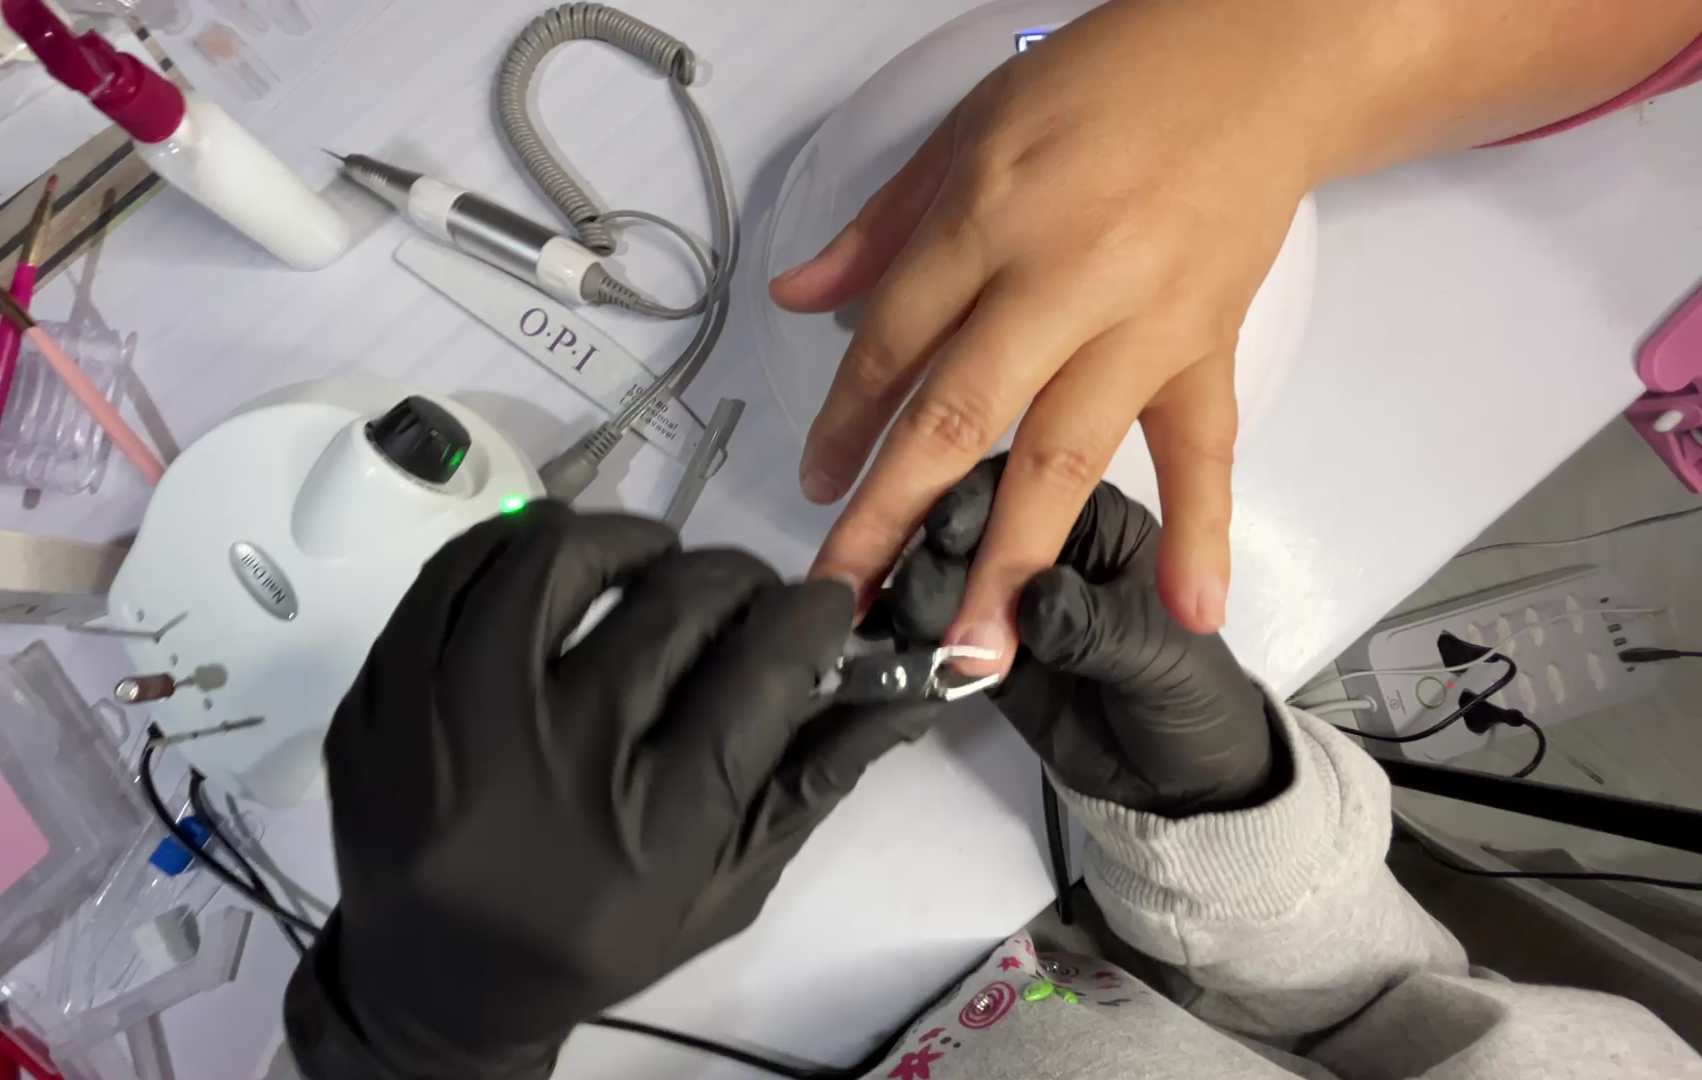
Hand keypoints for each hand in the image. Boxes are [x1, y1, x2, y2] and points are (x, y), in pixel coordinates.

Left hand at [285, 503, 937, 1079]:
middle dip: (735, 577)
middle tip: (744, 588)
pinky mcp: (379, 694)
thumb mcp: (727, 886)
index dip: (809, 619)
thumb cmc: (599, 939)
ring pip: (551, 564)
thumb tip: (905, 688)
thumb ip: (815, 778)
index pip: (757, 677)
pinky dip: (522, 541)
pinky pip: (454, 571)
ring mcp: (444, 724)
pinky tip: (558, 558)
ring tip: (654, 555)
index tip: (824, 603)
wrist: (433, 986)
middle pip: (669, 611)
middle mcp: (547, 770)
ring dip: (628, 538)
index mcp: (648, 834)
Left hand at [773, 0, 1325, 657]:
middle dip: (896, 518)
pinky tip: (1187, 609)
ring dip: (1012, 560)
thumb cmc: (1101, 86)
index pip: (889, 346)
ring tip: (976, 649)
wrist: (1266, 49)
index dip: (844, 425)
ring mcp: (1144, 326)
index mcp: (986, 219)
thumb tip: (795, 297)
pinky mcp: (1210, 348)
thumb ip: (877, 229)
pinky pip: (1205, 447)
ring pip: (1064, 456)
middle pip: (957, 419)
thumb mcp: (965, 131)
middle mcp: (1062, 281)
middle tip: (851, 601)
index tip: (815, 489)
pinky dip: (1201, 529)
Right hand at [880, 457, 1277, 815]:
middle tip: (920, 594)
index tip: (945, 536)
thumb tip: (1033, 604)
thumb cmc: (1186, 699)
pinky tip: (895, 644)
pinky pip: (930, 622)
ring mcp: (996, 590)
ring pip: (938, 569)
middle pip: (966, 521)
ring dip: (917, 593)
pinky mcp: (970, 639)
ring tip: (911, 627)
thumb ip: (1096, 627)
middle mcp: (1036, 539)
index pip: (1029, 487)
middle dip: (935, 552)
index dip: (980, 505)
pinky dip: (910, 631)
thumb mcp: (1158, 658)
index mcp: (1092, 517)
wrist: (1165, 781)